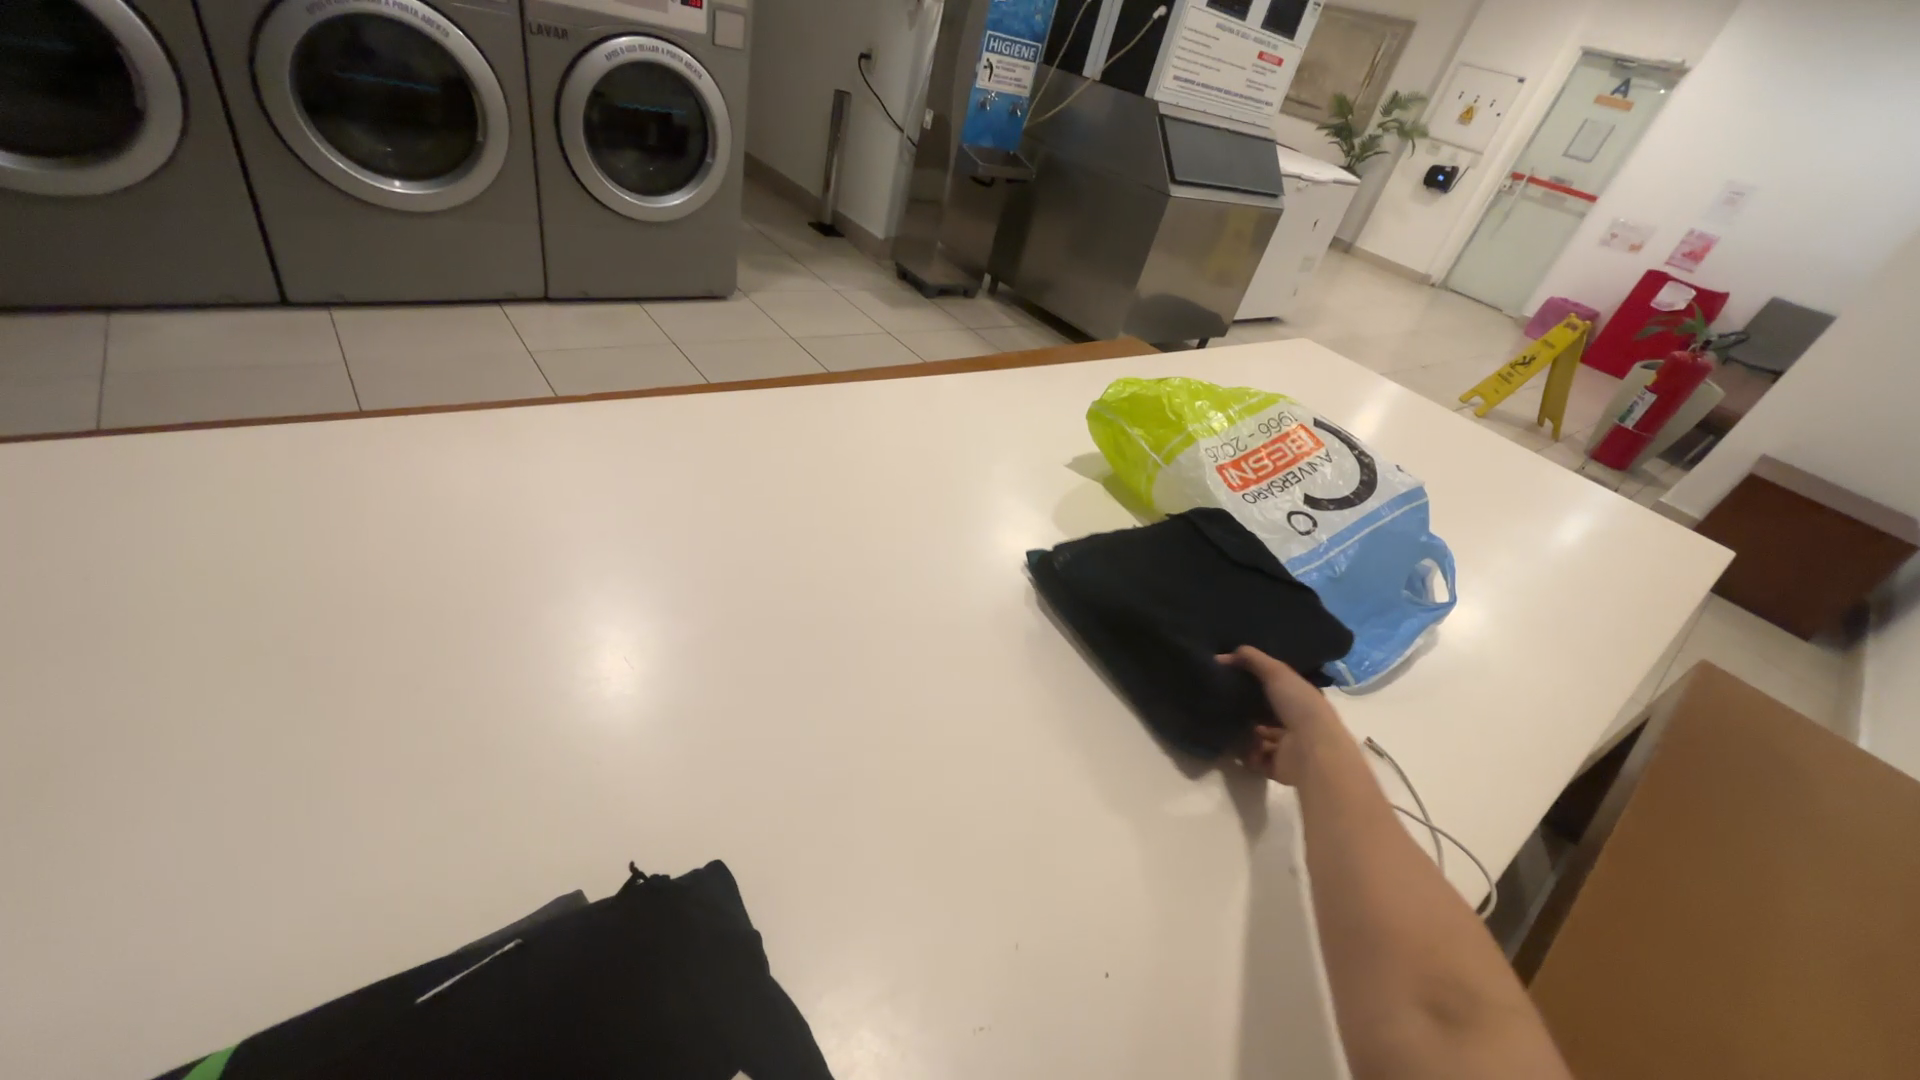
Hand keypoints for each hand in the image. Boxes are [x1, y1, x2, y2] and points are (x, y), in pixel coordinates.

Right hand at [1218, 646, 1347, 786]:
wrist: (1313, 749)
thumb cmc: (1299, 705)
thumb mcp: (1276, 672)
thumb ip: (1252, 659)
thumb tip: (1222, 655)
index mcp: (1301, 699)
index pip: (1276, 689)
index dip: (1256, 683)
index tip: (1232, 678)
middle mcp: (1296, 722)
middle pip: (1265, 713)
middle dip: (1245, 709)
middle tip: (1223, 702)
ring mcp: (1288, 746)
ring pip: (1258, 737)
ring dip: (1244, 733)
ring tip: (1225, 724)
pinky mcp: (1277, 767)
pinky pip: (1255, 758)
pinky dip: (1245, 753)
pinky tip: (1235, 744)